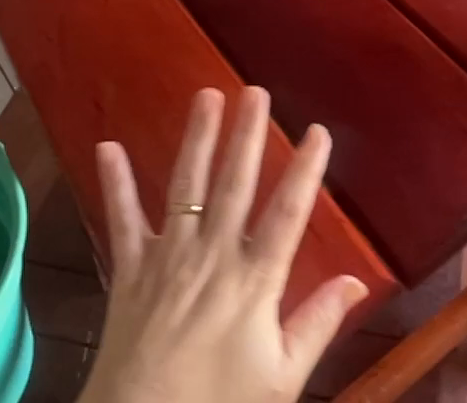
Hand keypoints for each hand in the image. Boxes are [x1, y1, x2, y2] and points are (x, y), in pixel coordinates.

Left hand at [78, 87, 368, 402]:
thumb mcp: (282, 378)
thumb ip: (318, 324)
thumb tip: (358, 281)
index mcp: (254, 281)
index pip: (288, 213)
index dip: (306, 170)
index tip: (318, 130)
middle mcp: (212, 256)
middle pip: (234, 185)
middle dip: (247, 136)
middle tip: (255, 91)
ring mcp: (167, 258)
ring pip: (186, 187)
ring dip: (197, 139)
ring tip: (206, 96)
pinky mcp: (130, 270)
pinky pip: (122, 220)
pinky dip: (115, 184)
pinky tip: (108, 147)